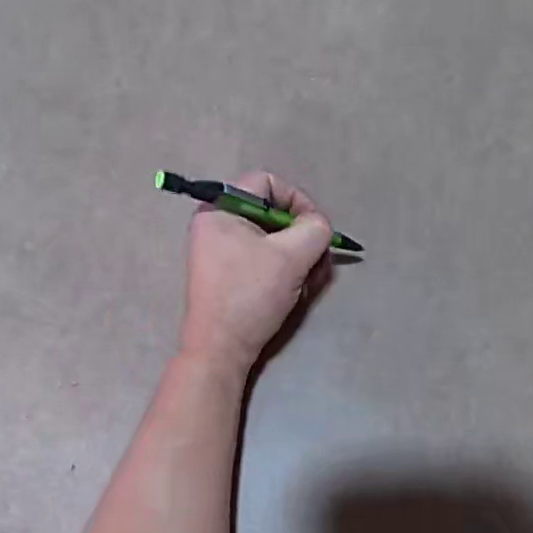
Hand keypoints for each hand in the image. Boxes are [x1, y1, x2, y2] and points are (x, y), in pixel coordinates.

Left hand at [178, 171, 333, 371]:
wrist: (220, 349)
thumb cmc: (249, 296)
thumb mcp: (292, 256)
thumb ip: (314, 228)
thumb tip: (317, 225)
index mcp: (219, 210)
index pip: (267, 183)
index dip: (297, 200)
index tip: (314, 228)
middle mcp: (214, 226)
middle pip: (272, 213)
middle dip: (301, 237)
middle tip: (317, 262)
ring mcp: (219, 253)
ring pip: (271, 241)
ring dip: (297, 259)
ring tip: (308, 283)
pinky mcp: (226, 276)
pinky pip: (261, 261)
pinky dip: (283, 272)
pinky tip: (295, 293)